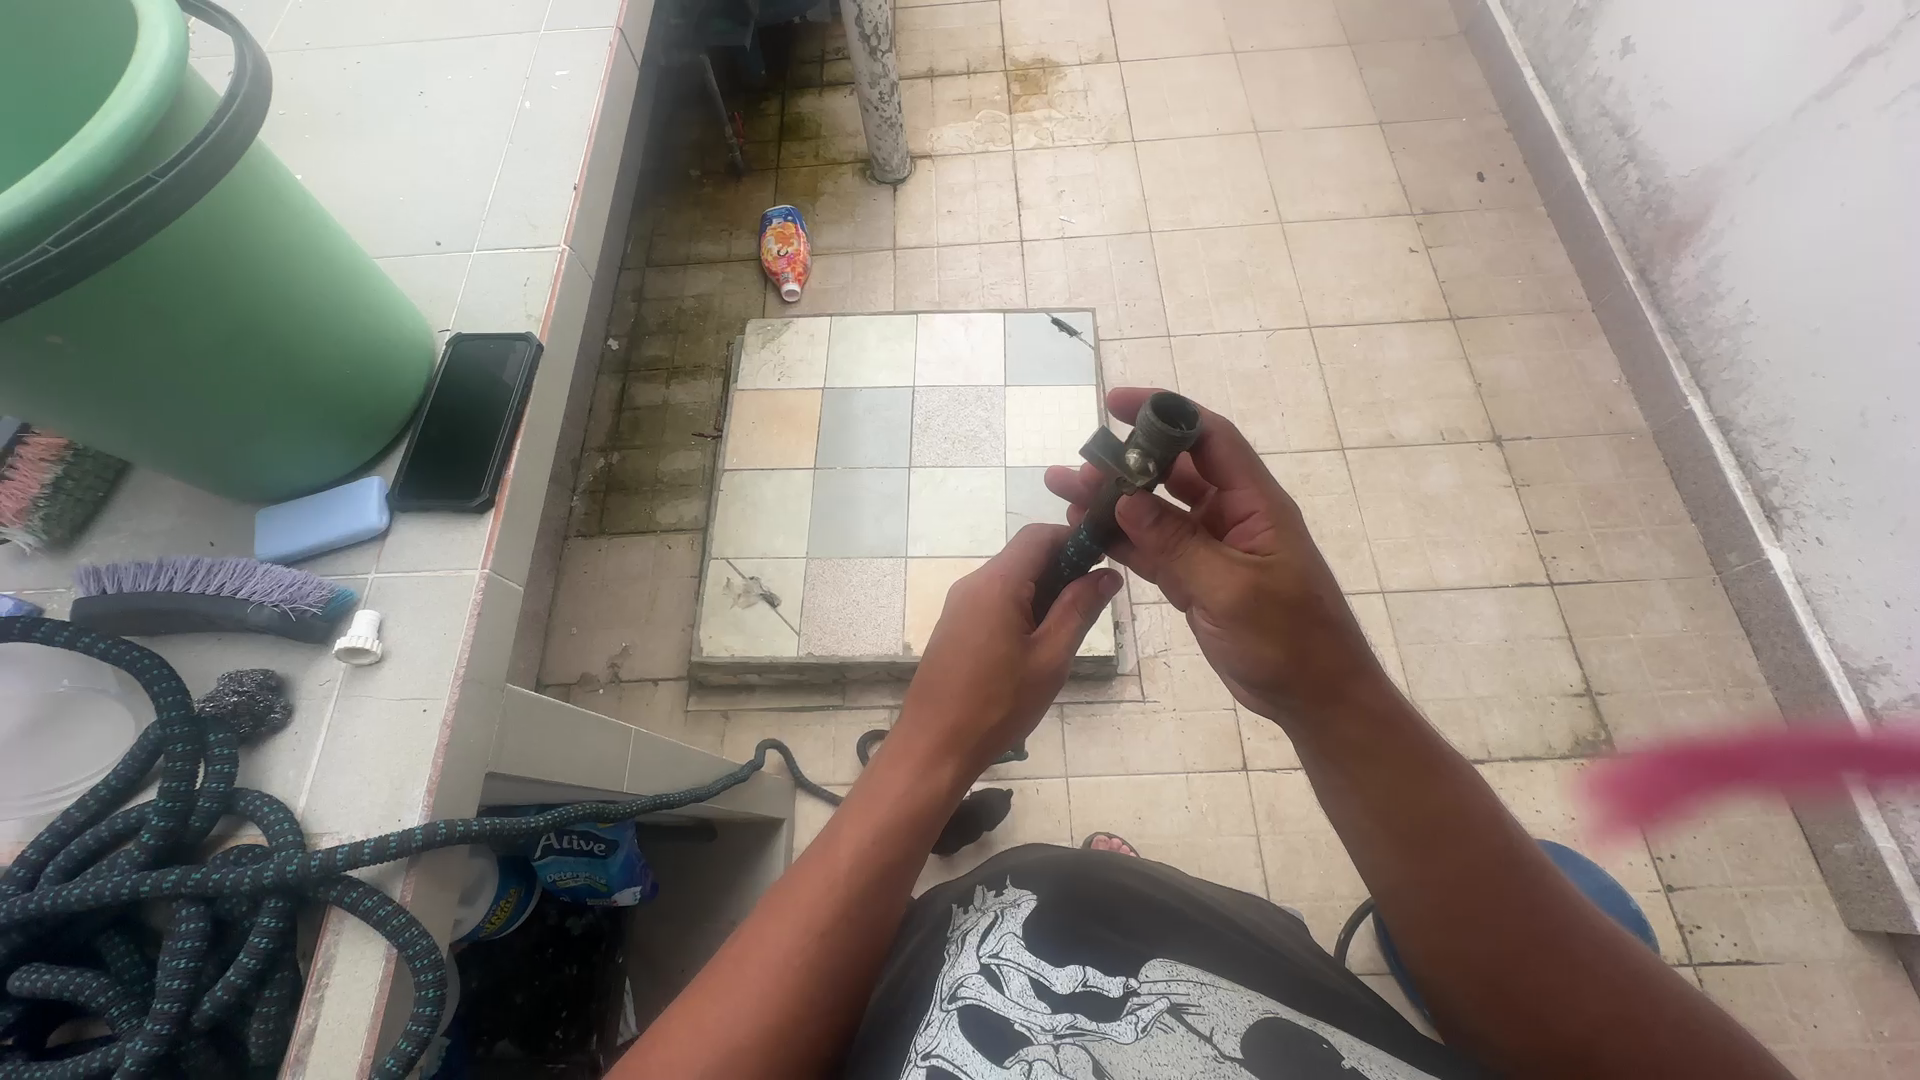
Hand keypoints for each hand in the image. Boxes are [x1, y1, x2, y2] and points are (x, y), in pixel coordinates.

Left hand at [894, 525, 1121, 776]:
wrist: (934, 745)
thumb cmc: (997, 704)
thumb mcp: (1050, 658)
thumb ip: (1079, 610)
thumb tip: (1107, 575)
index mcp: (997, 584)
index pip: (1038, 535)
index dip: (1074, 539)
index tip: (1104, 562)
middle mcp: (973, 584)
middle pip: (1023, 556)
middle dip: (1062, 569)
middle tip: (1092, 605)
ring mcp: (959, 606)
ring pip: (1009, 581)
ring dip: (1043, 593)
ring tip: (1068, 631)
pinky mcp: (954, 627)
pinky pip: (993, 602)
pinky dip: (1021, 609)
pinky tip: (1035, 645)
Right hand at [1045, 388, 1393, 725]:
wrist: (1312, 695)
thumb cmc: (1289, 639)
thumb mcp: (1232, 588)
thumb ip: (1177, 544)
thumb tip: (1125, 501)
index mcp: (1253, 504)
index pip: (1209, 439)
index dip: (1166, 414)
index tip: (1117, 404)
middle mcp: (1229, 516)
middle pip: (1172, 474)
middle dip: (1125, 463)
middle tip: (1076, 462)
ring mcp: (1209, 549)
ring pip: (1154, 513)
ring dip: (1112, 502)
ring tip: (1065, 491)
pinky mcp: (1194, 580)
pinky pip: (1151, 551)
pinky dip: (1120, 542)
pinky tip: (1085, 532)